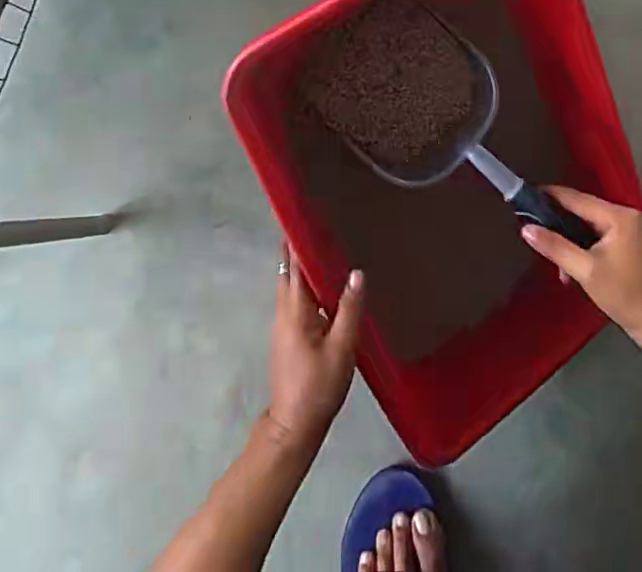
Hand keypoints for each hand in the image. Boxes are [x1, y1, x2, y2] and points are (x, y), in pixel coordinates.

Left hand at [266, 244, 364, 446]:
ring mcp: (284, 324)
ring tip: (329, 248)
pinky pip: (298, 300)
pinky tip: (329, 287)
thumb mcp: (341, 348)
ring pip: (293, 286)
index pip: (294, 265)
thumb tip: (356, 272)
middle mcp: (284, 311)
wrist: (294, 425)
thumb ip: (349, 308)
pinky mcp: (290, 336)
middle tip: (322, 225)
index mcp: (294, 309)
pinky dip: (309, 286)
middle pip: (290, 272)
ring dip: (305, 267)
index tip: (308, 216)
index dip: (298, 240)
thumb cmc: (318, 385)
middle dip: (300, 248)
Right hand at [521, 186, 641, 338]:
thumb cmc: (625, 294)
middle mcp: (625, 216)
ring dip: (569, 242)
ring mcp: (629, 230)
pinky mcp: (628, 245)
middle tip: (533, 232)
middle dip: (558, 225)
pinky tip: (571, 269)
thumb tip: (526, 228)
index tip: (524, 196)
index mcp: (618, 217)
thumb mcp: (586, 271)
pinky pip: (597, 238)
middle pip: (582, 212)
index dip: (549, 196)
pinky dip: (582, 249)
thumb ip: (555, 247)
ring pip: (587, 227)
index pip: (576, 199)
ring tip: (556, 265)